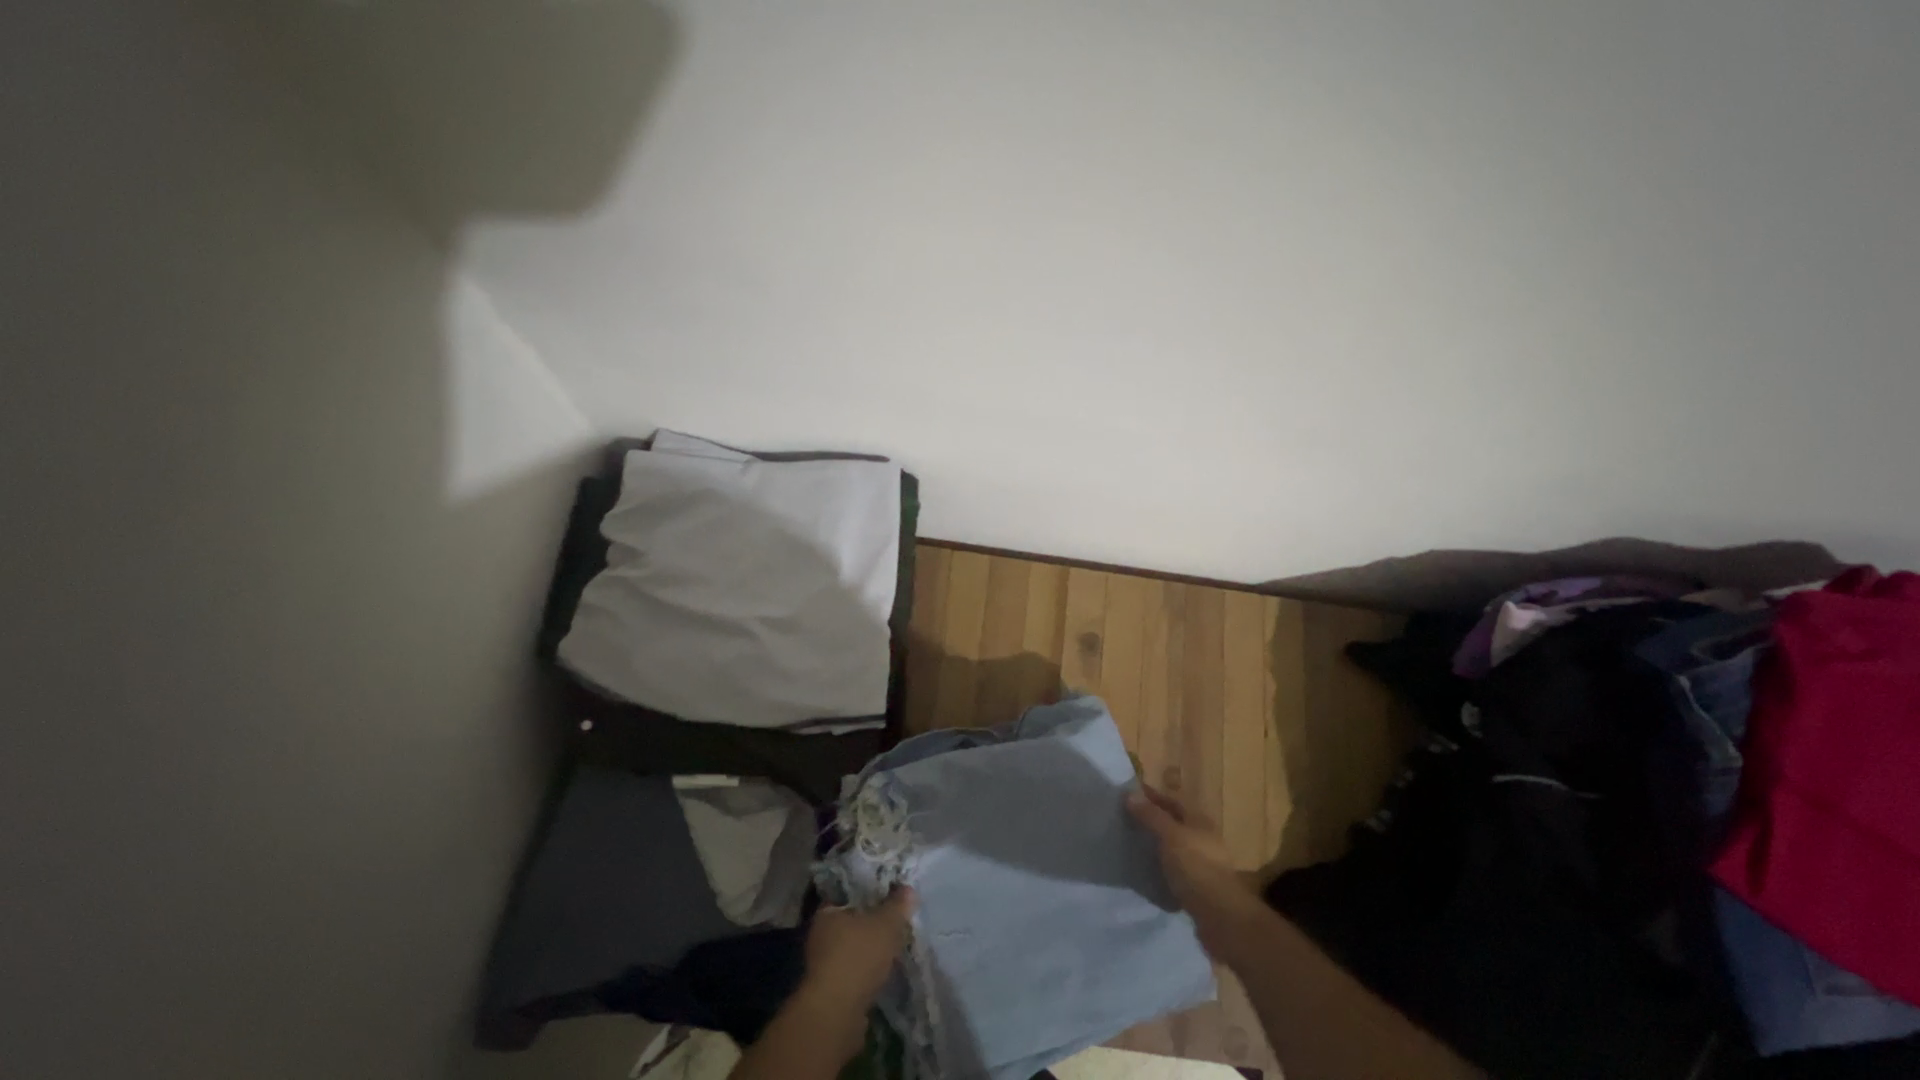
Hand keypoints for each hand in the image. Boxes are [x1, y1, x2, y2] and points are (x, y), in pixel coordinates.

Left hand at [799, 887, 916, 1013]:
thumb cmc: (858, 956)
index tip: (888, 895)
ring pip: (852, 948)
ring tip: (893, 948)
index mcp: (827, 912)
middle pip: (850, 922)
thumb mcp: (886, 924)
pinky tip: (883, 972)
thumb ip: (897, 905)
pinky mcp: (830, 988)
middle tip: (895, 922)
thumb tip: (908, 889)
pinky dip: (866, 970)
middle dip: (871, 924)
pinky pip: (853, 970)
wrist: (837, 1011)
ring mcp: (822, 963)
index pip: (848, 894)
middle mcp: (819, 935)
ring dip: (869, 949)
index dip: (868, 893)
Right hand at [1127, 784, 1267, 959]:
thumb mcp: (1171, 836)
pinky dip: (1160, 866)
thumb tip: (1130, 794)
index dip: (1153, 796)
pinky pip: (1174, 869)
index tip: (1129, 794)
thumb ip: (1151, 816)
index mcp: (1200, 822)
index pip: (1173, 801)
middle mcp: (1203, 839)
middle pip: (1175, 824)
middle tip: (1126, 819)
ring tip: (1131, 844)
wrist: (1219, 914)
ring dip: (1156, 844)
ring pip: (1174, 847)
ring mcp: (1202, 864)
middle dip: (1153, 820)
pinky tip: (1145, 871)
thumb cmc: (1195, 867)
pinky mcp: (1197, 887)